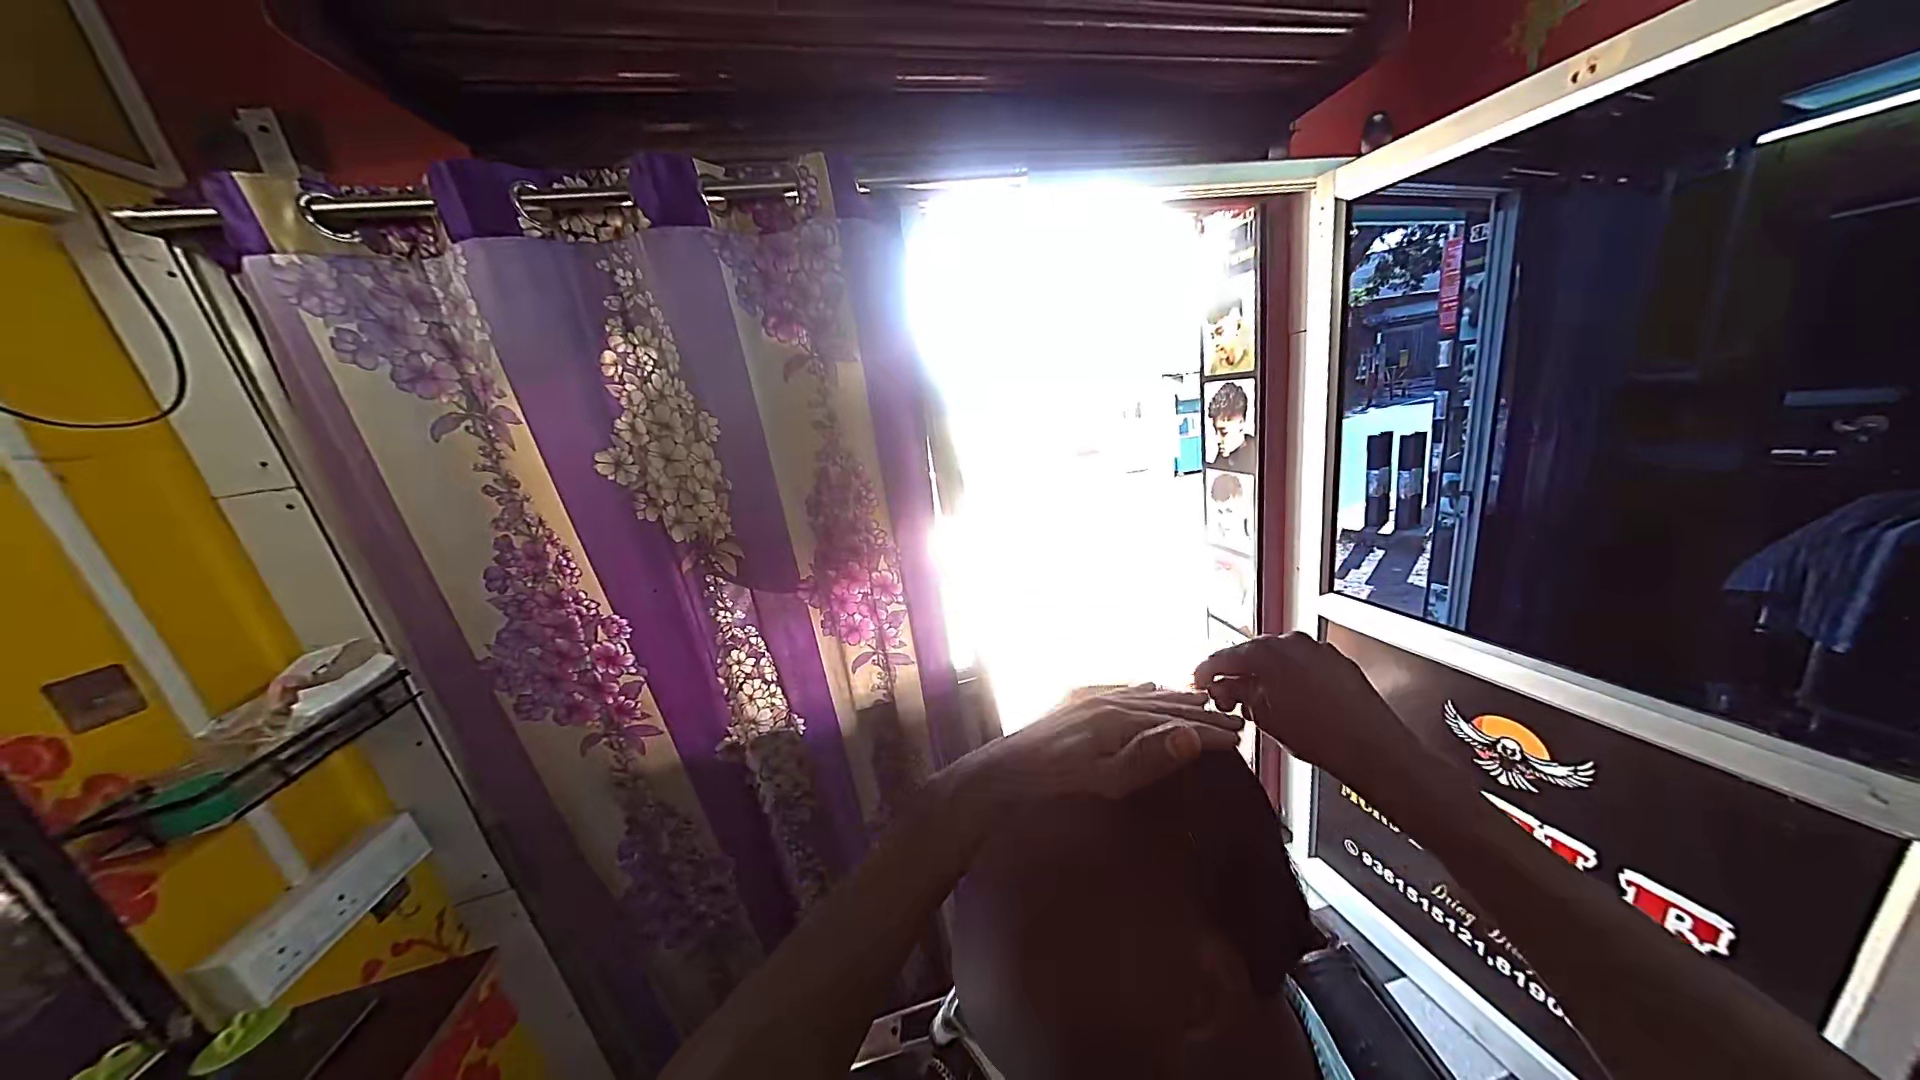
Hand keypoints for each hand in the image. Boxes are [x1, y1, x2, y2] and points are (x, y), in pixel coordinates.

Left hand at [945, 685, 1242, 811]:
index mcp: (1120, 719)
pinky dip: (1139, 688)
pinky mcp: (1073, 699)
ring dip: (1173, 697)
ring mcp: (1088, 697)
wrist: (1003, 773)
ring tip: (1200, 699)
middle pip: (1164, 704)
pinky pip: (1116, 687)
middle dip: (1200, 712)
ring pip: (1143, 693)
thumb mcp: (1106, 780)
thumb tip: (1191, 736)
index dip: (1210, 732)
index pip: (1177, 724)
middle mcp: (1107, 700)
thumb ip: (1148, 758)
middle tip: (1234, 719)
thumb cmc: (1056, 784)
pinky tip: (1146, 686)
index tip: (1241, 738)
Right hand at [1194, 633, 1441, 794]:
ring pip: (1276, 659)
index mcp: (1267, 652)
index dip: (1205, 672)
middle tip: (1225, 698)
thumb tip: (1225, 687)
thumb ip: (1236, 694)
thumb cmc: (1325, 737)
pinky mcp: (1335, 661)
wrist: (1375, 751)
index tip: (1198, 682)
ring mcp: (1316, 650)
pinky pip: (1300, 664)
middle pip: (1250, 654)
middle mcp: (1292, 643)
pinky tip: (1287, 703)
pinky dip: (1288, 678)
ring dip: (1262, 677)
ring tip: (1258, 705)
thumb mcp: (1263, 717)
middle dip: (1236, 675)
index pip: (1223, 656)